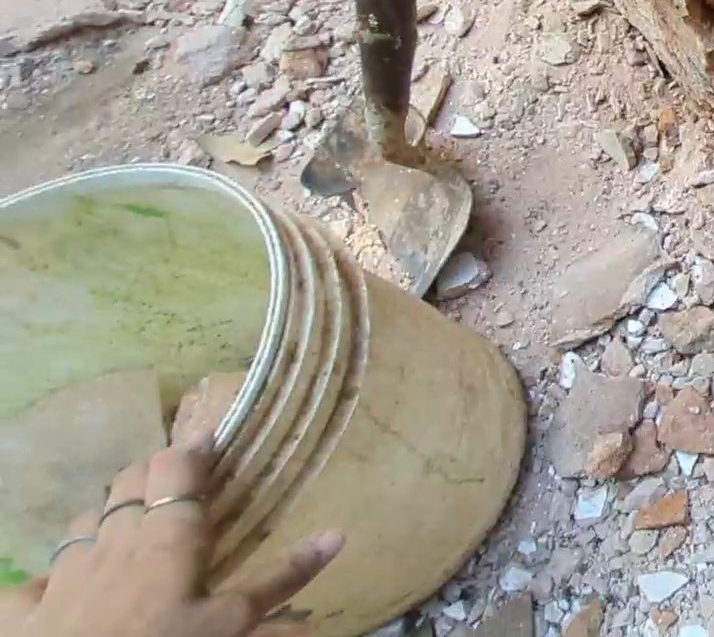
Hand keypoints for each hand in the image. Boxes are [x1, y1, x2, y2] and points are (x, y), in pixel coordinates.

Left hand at [0, 437, 343, 636]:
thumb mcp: (231, 622)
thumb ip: (282, 577)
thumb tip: (339, 533)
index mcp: (168, 535)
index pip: (175, 466)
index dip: (192, 447)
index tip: (212, 438)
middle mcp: (113, 543)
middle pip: (126, 485)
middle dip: (151, 473)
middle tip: (180, 479)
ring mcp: (59, 579)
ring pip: (81, 525)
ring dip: (105, 517)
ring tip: (129, 525)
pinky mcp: (18, 616)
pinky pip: (26, 582)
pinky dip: (45, 576)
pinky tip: (57, 585)